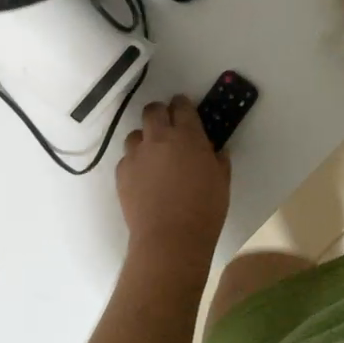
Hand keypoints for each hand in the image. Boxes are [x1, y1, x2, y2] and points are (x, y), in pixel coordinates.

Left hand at [116, 95, 230, 253]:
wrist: (170, 238)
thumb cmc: (205, 209)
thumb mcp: (222, 182)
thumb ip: (218, 160)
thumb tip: (215, 150)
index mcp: (187, 136)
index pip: (182, 106)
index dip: (183, 104)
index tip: (185, 109)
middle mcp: (158, 138)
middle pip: (153, 111)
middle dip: (160, 113)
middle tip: (168, 126)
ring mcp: (136, 155)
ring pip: (135, 134)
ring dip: (145, 138)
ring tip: (154, 155)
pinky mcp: (121, 173)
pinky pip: (127, 158)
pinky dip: (135, 162)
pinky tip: (144, 177)